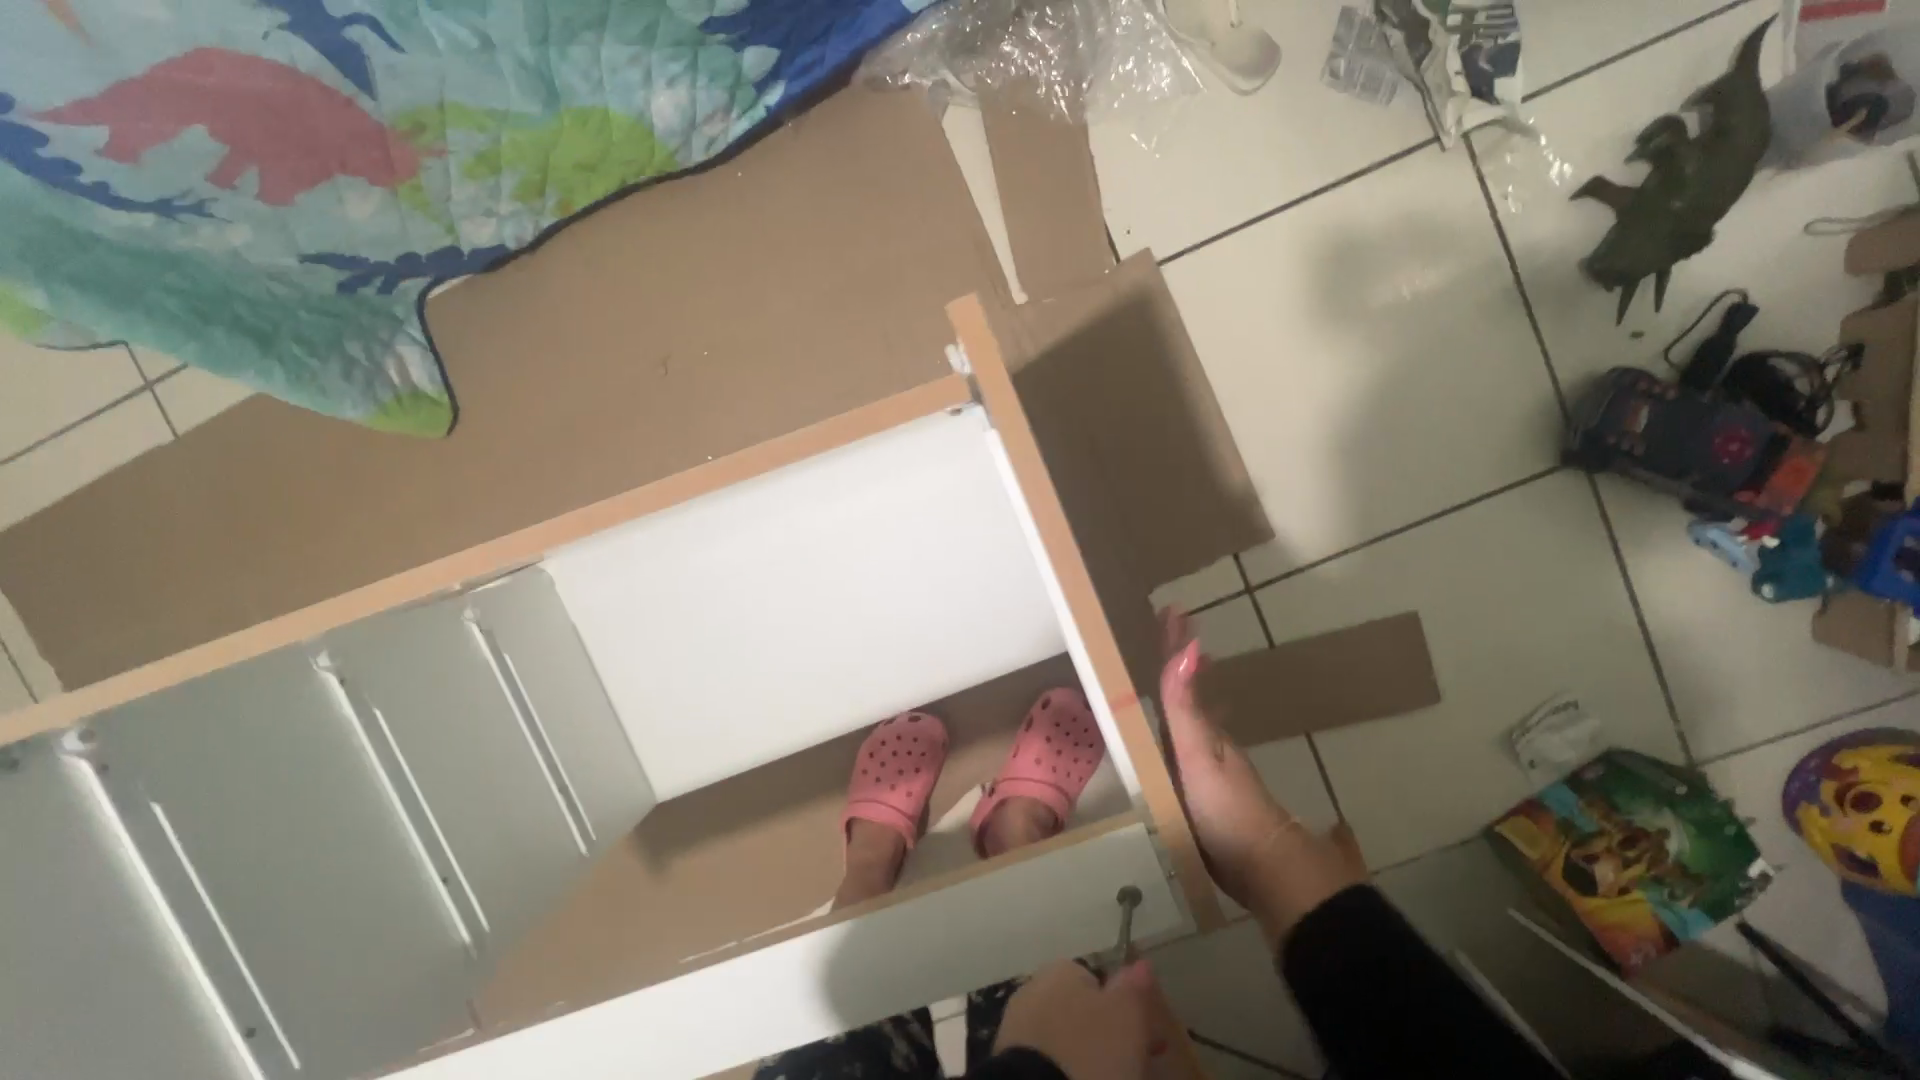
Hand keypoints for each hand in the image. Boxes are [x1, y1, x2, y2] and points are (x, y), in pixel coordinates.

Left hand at [995, 960, 1157, 1079]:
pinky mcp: (1011, 1063)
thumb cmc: (1090, 1049)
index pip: (1098, 982)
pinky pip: (1048, 1061)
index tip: (1148, 1039)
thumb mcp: (1127, 1015)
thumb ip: (1134, 987)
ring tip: (1107, 1075)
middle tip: (1134, 1065)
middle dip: (1107, 1036)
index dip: (1126, 1011)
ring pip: (1064, 1038)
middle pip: (1081, 1011)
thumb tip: (1140, 964)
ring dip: (1085, 1054)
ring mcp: (1017, 1028)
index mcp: (1060, 970)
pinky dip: (1065, 1070)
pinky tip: (1079, 1079)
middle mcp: (1034, 990)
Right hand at [1160, 612, 1366, 946]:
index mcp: (1204, 730)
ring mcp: (1212, 770)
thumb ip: (1187, 706)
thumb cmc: (1227, 807)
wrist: (1262, 868)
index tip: (1173, 609)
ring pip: (1195, 720)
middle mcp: (1209, 742)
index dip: (1177, 644)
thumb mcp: (1199, 753)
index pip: (1185, 676)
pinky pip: (1191, 751)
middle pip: (1191, 693)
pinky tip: (1185, 743)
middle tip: (1173, 631)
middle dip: (1182, 661)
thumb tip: (1190, 649)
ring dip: (1188, 692)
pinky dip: (1188, 732)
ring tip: (1183, 670)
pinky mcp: (1208, 797)